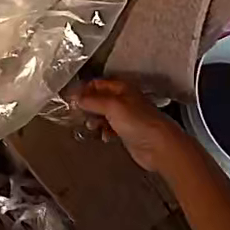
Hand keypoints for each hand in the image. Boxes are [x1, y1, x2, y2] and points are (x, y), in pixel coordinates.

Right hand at [69, 77, 199, 173]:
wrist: (159, 146)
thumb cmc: (137, 122)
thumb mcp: (111, 106)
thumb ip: (91, 101)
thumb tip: (74, 98)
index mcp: (121, 88)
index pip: (96, 83)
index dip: (83, 90)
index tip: (70, 99)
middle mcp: (123, 100)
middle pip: (98, 99)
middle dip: (87, 107)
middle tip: (77, 114)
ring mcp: (125, 116)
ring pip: (102, 115)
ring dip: (94, 121)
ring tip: (91, 127)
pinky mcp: (126, 131)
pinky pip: (108, 128)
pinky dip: (103, 131)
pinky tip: (104, 136)